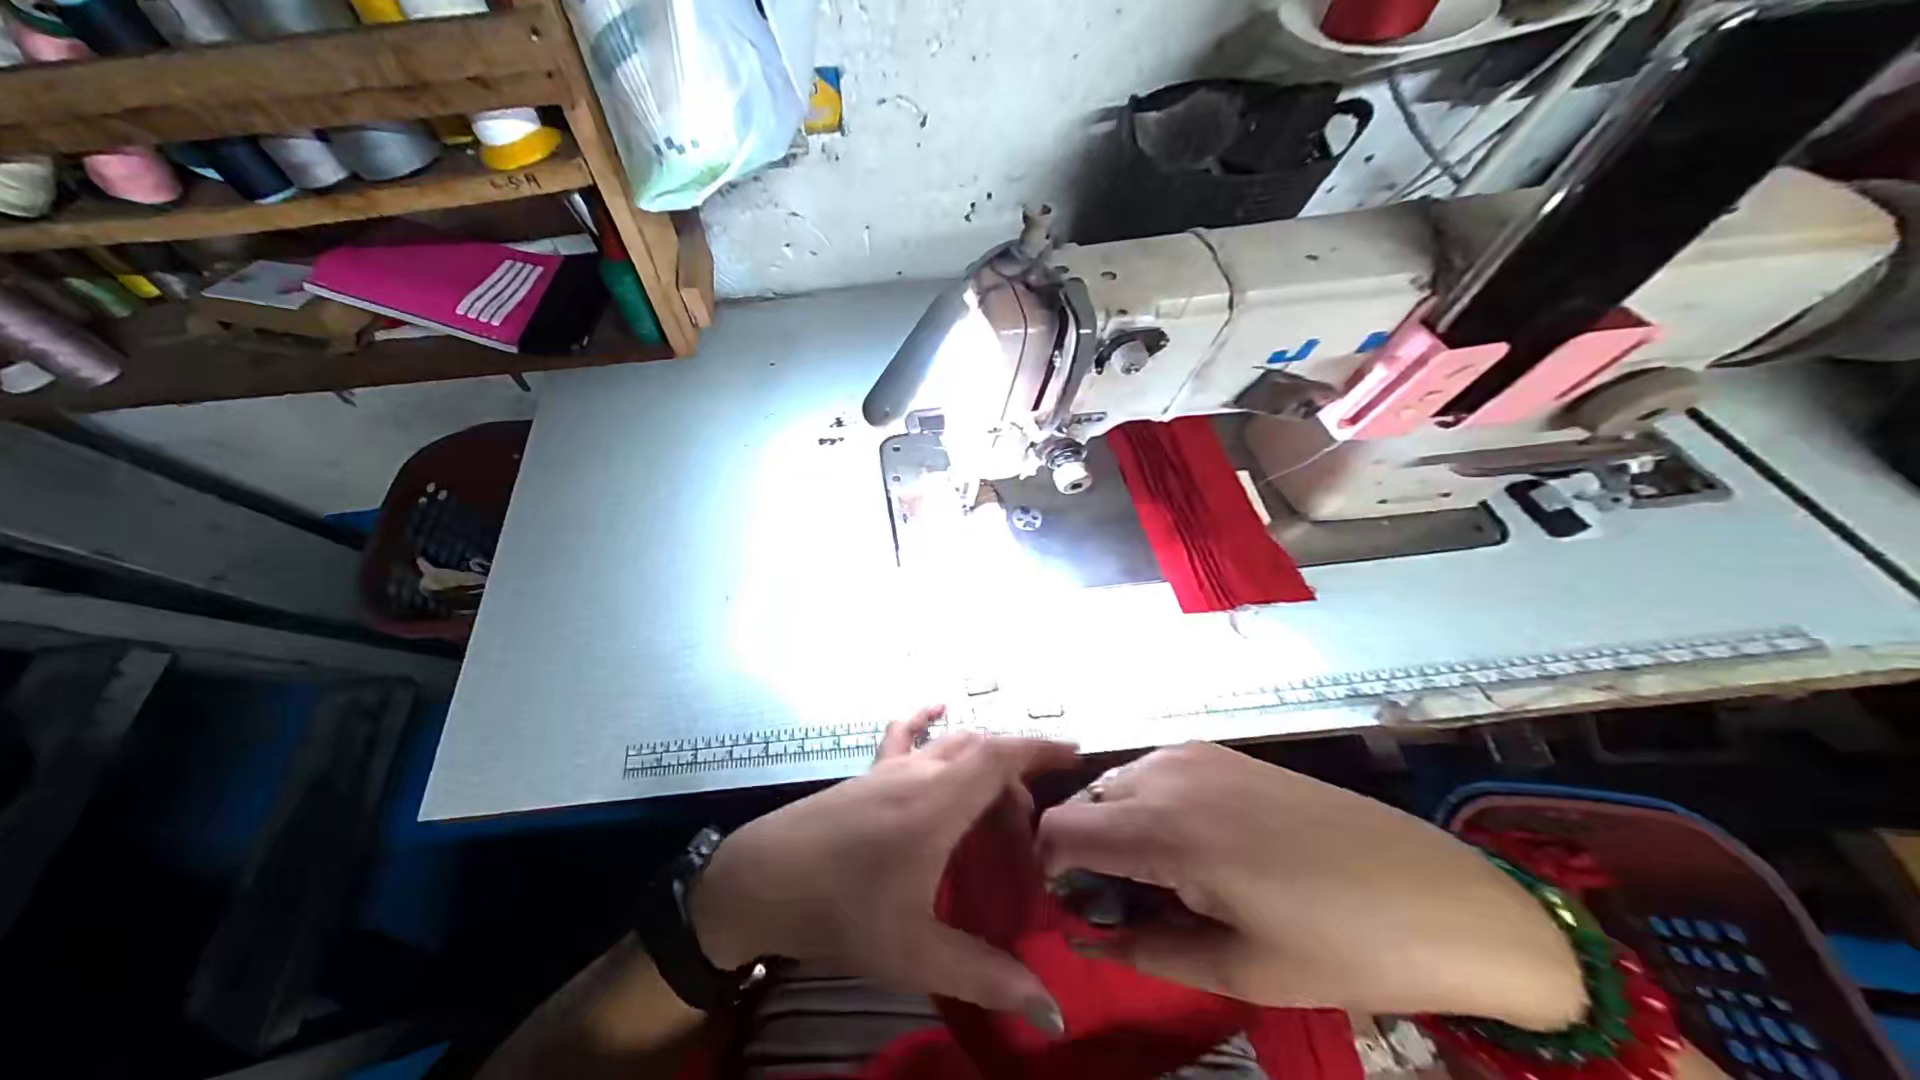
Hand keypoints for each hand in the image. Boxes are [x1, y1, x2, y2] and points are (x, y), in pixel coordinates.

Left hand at [690, 706, 1077, 1032]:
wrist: (756, 881)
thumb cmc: (839, 910)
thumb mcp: (913, 952)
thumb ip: (984, 975)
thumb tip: (1049, 1007)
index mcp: (937, 803)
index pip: (1000, 757)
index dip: (1041, 749)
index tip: (1075, 754)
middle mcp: (917, 771)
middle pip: (982, 753)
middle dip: (1016, 781)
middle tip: (1027, 833)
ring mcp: (888, 767)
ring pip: (951, 746)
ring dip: (983, 765)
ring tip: (998, 805)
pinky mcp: (866, 773)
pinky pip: (905, 734)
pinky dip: (929, 720)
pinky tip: (935, 710)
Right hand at [1036, 742, 1584, 1029]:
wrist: (1442, 897)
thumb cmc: (1341, 946)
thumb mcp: (1237, 968)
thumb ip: (1143, 948)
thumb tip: (1087, 935)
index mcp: (1166, 827)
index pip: (1060, 829)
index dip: (1051, 872)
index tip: (1075, 910)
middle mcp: (1169, 773)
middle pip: (1084, 803)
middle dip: (1083, 853)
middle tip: (1122, 906)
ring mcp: (1199, 754)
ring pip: (1118, 785)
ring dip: (1116, 829)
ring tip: (1162, 880)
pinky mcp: (1225, 753)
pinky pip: (1156, 774)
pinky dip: (1149, 807)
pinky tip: (1194, 848)